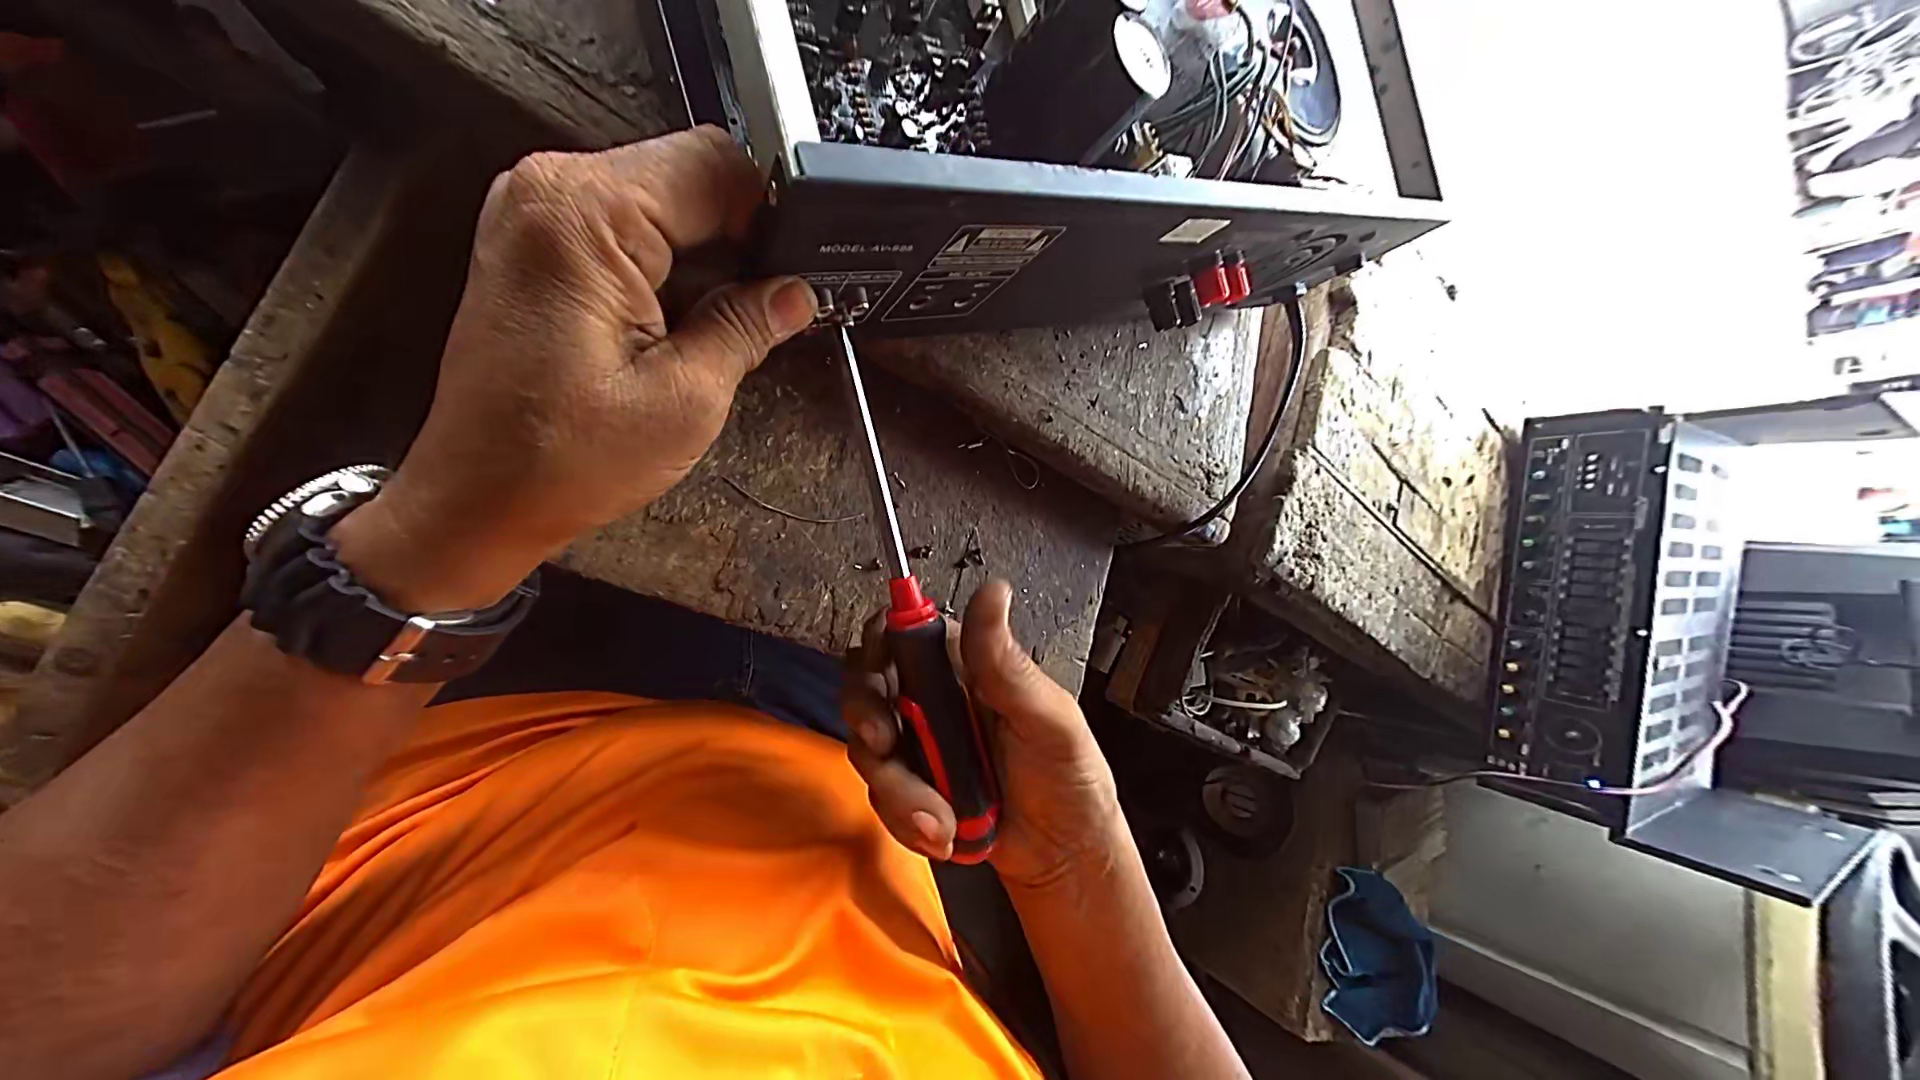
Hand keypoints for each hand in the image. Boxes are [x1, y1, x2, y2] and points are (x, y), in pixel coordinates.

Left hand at [329, 127, 818, 609]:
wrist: (484, 497)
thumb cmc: (563, 459)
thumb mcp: (688, 397)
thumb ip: (748, 328)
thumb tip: (794, 293)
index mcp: (586, 217)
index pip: (715, 167)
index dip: (770, 221)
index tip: (792, 277)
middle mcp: (551, 196)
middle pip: (690, 176)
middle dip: (741, 241)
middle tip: (763, 315)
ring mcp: (539, 219)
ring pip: (667, 205)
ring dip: (708, 261)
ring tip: (717, 333)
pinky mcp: (542, 250)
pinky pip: (633, 232)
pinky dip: (674, 271)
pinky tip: (682, 328)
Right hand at [844, 580, 1129, 893]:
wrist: (1064, 856)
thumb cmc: (1071, 777)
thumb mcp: (1048, 717)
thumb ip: (1007, 662)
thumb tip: (992, 593)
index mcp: (968, 666)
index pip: (904, 631)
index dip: (880, 643)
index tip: (881, 673)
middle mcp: (937, 698)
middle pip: (868, 683)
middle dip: (867, 715)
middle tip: (886, 743)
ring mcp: (922, 744)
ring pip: (869, 747)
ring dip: (898, 787)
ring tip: (944, 816)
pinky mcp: (913, 788)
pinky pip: (881, 796)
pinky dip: (905, 818)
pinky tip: (945, 830)